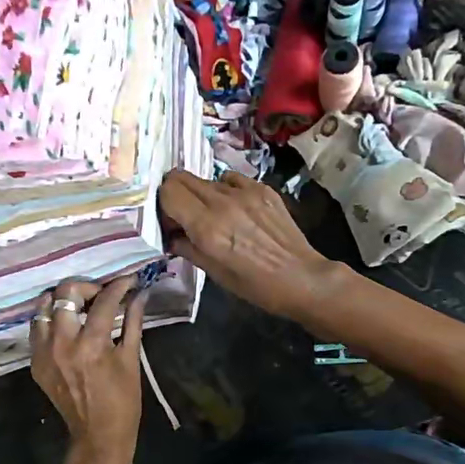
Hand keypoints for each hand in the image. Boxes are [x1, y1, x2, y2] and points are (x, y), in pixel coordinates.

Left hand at [29, 277, 146, 461]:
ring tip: (79, 305)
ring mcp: (44, 353)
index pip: (104, 301)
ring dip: (62, 300)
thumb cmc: (122, 400)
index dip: (119, 285)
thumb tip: (140, 293)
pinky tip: (66, 324)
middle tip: (100, 294)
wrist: (97, 435)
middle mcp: (62, 343)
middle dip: (86, 287)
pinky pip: (37, 329)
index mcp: (91, 344)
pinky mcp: (35, 363)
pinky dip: (51, 320)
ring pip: (44, 307)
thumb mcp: (131, 358)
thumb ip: (132, 321)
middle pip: (65, 293)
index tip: (129, 280)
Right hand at [158, 169, 345, 322]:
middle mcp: (222, 203)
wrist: (301, 278)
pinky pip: (231, 179)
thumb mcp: (214, 272)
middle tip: (184, 216)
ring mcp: (245, 192)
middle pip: (181, 178)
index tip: (171, 223)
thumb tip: (171, 236)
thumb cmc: (255, 285)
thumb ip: (187, 247)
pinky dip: (225, 190)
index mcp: (207, 227)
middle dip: (176, 194)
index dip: (163, 205)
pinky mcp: (263, 189)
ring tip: (214, 216)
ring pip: (206, 179)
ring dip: (201, 195)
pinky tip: (235, 209)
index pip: (169, 192)